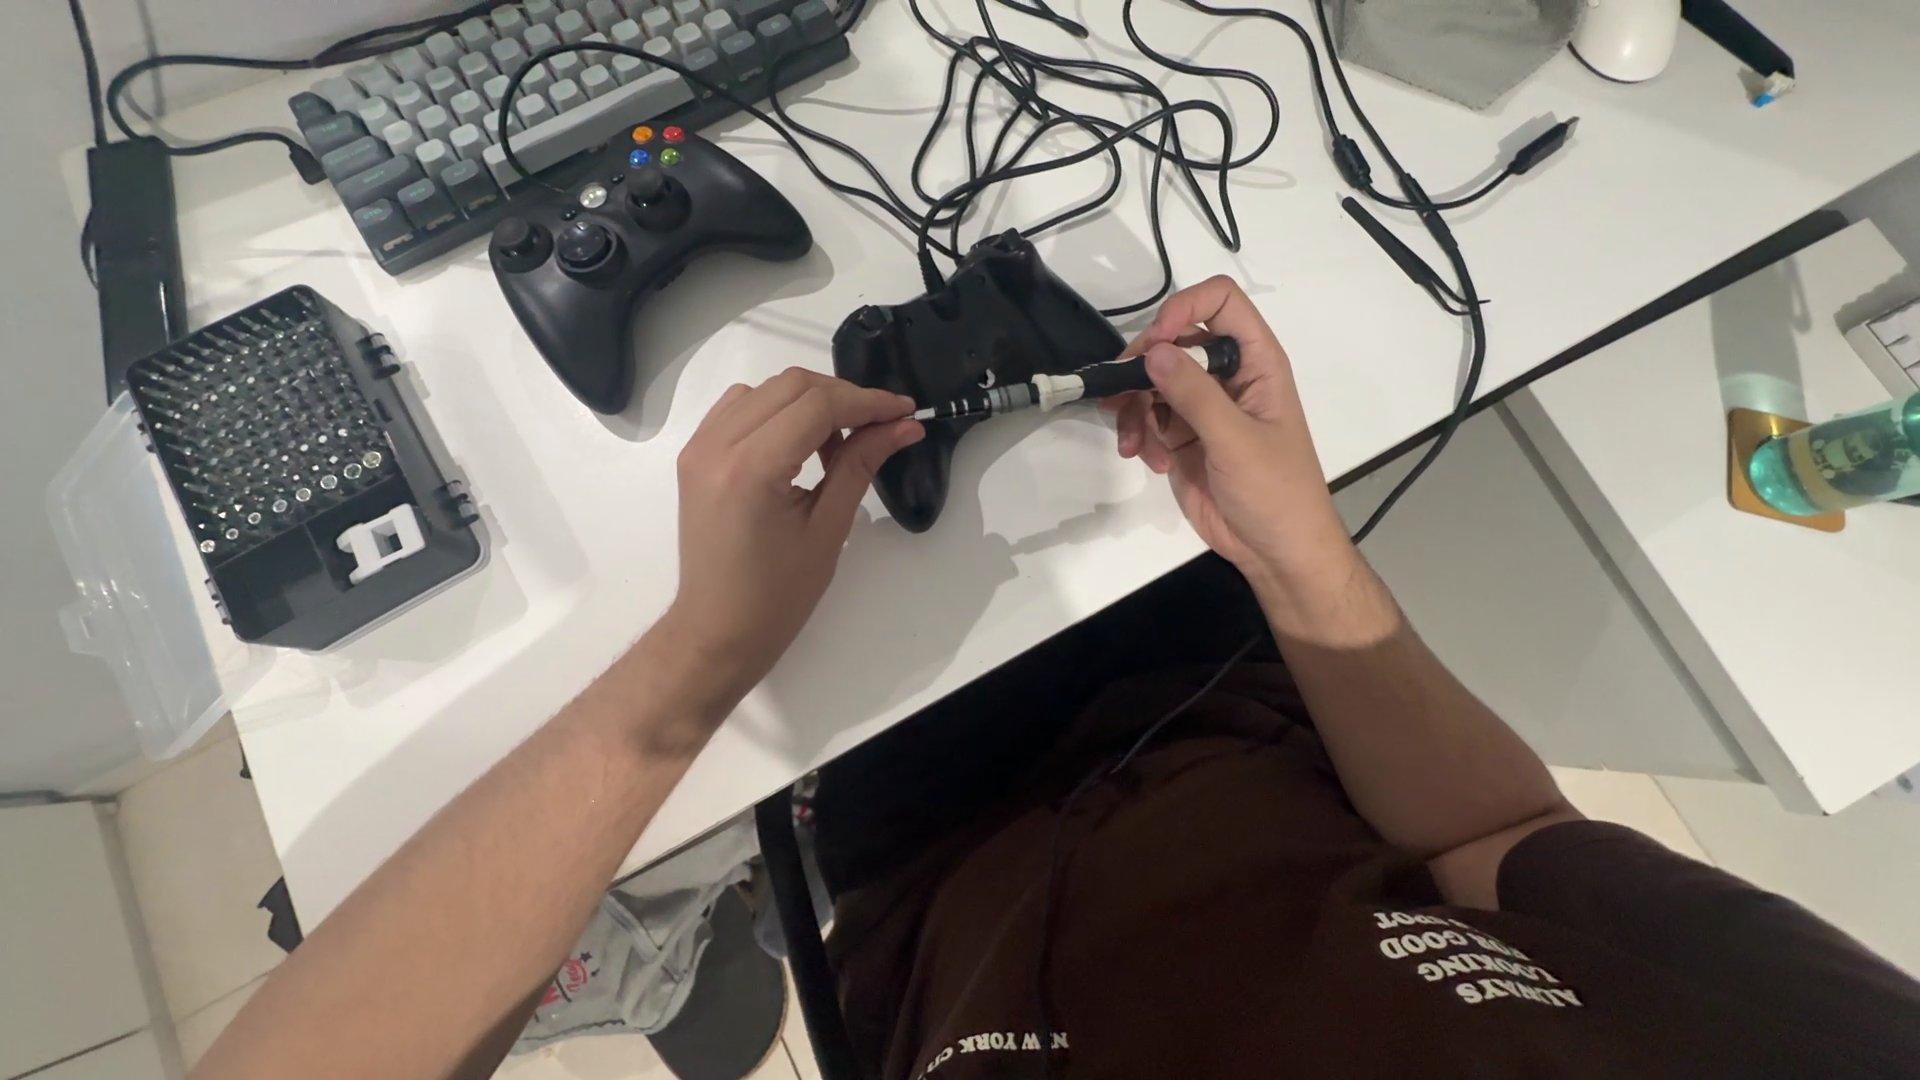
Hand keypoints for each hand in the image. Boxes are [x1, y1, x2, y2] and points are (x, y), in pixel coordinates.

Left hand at [657, 368, 922, 716]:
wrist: (719, 628)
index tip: (904, 411)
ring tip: (839, 440)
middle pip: (791, 386)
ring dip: (810, 401)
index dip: (867, 402)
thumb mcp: (829, 529)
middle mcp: (717, 446)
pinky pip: (740, 406)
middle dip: (844, 396)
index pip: (817, 406)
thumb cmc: (778, 595)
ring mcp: (699, 447)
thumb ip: (862, 465)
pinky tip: (799, 440)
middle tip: (881, 424)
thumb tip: (904, 426)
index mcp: (751, 470)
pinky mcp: (695, 454)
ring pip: (766, 389)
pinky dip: (777, 409)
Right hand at [1105, 276, 1357, 597]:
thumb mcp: (1235, 440)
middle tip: (1123, 393)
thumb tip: (1153, 351)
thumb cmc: (1274, 490)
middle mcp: (1226, 377)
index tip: (1155, 344)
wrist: (1273, 549)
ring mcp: (1201, 408)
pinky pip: (1147, 419)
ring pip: (1151, 382)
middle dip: (1143, 366)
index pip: (1220, 303)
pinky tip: (1146, 460)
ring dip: (1133, 409)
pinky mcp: (1181, 437)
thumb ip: (1194, 394)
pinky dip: (1138, 435)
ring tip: (1133, 444)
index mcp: (1255, 363)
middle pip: (1173, 342)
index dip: (1184, 309)